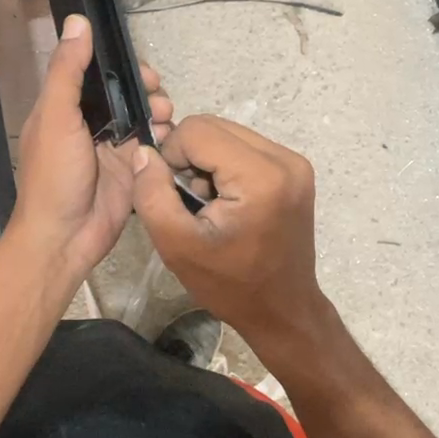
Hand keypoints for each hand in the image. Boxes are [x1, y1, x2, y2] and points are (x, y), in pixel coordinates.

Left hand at [3, 14, 172, 279]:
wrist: (65, 237)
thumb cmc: (54, 176)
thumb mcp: (56, 117)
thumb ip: (67, 71)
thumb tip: (77, 21)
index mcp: (62, 108)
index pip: (92, 73)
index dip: (117, 64)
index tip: (139, 65)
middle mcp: (86, 124)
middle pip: (121, 92)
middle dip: (143, 87)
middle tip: (158, 92)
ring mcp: (109, 148)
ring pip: (140, 115)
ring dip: (156, 110)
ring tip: (164, 116)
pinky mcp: (130, 170)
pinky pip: (151, 143)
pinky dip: (163, 136)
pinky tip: (168, 136)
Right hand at [131, 115, 344, 355]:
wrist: (281, 311)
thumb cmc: (229, 284)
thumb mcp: (175, 244)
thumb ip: (151, 193)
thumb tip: (144, 153)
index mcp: (261, 176)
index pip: (196, 130)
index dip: (171, 156)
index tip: (173, 195)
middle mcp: (284, 159)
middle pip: (212, 126)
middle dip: (188, 157)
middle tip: (188, 200)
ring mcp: (293, 162)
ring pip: (225, 133)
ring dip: (203, 161)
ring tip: (205, 203)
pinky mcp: (293, 170)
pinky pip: (242, 146)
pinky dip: (221, 165)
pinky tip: (222, 200)